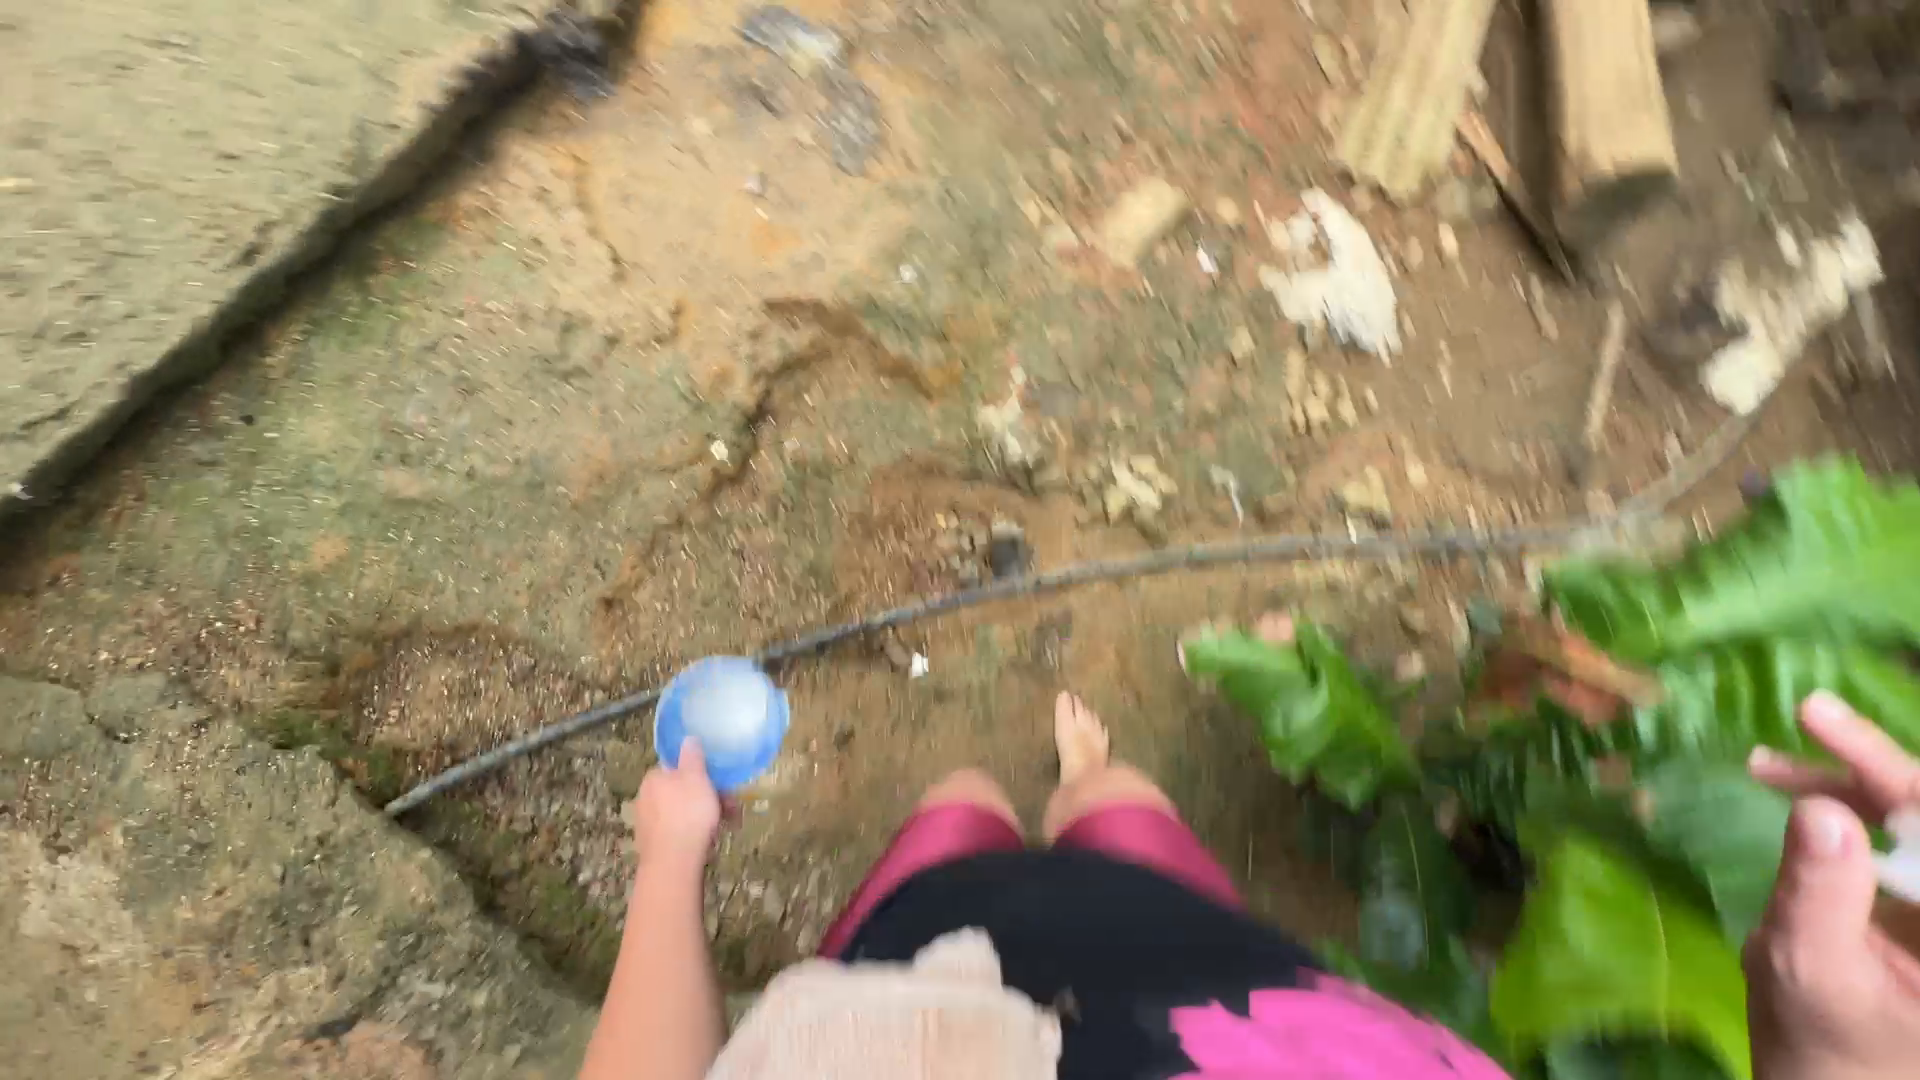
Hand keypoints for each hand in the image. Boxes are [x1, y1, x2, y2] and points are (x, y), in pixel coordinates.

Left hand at [631, 738, 721, 867]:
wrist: (673, 861)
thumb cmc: (688, 813)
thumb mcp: (697, 777)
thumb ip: (693, 756)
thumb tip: (688, 738)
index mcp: (654, 778)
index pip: (678, 768)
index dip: (702, 774)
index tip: (720, 784)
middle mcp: (646, 798)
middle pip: (683, 791)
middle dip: (709, 797)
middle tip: (730, 808)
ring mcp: (648, 823)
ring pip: (683, 812)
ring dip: (706, 815)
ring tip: (727, 826)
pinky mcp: (653, 844)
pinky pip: (679, 830)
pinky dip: (694, 832)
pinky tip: (709, 840)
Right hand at [1743, 691, 1919, 1079]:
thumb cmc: (1825, 1043)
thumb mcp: (1809, 967)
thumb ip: (1820, 892)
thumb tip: (1822, 808)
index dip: (1894, 767)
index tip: (1819, 717)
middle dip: (1875, 765)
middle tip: (1806, 716)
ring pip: (1915, 825)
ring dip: (1851, 785)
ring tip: (1766, 764)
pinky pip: (1895, 844)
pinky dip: (1843, 809)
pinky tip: (1793, 789)